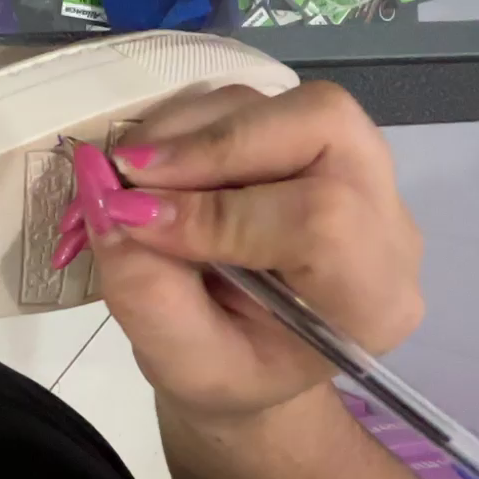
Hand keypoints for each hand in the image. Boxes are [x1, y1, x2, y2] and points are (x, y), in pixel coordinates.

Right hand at [81, 82, 422, 423]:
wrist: (246, 360)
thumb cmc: (222, 375)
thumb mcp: (179, 361)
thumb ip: (140, 285)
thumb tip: (98, 192)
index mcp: (370, 295)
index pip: (319, 218)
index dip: (213, 209)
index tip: (126, 219)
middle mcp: (380, 216)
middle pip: (318, 124)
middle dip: (205, 143)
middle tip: (126, 173)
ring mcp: (346, 168)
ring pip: (269, 103)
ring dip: (180, 131)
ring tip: (127, 177)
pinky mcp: (298, 142)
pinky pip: (241, 104)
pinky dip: (177, 126)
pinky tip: (148, 168)